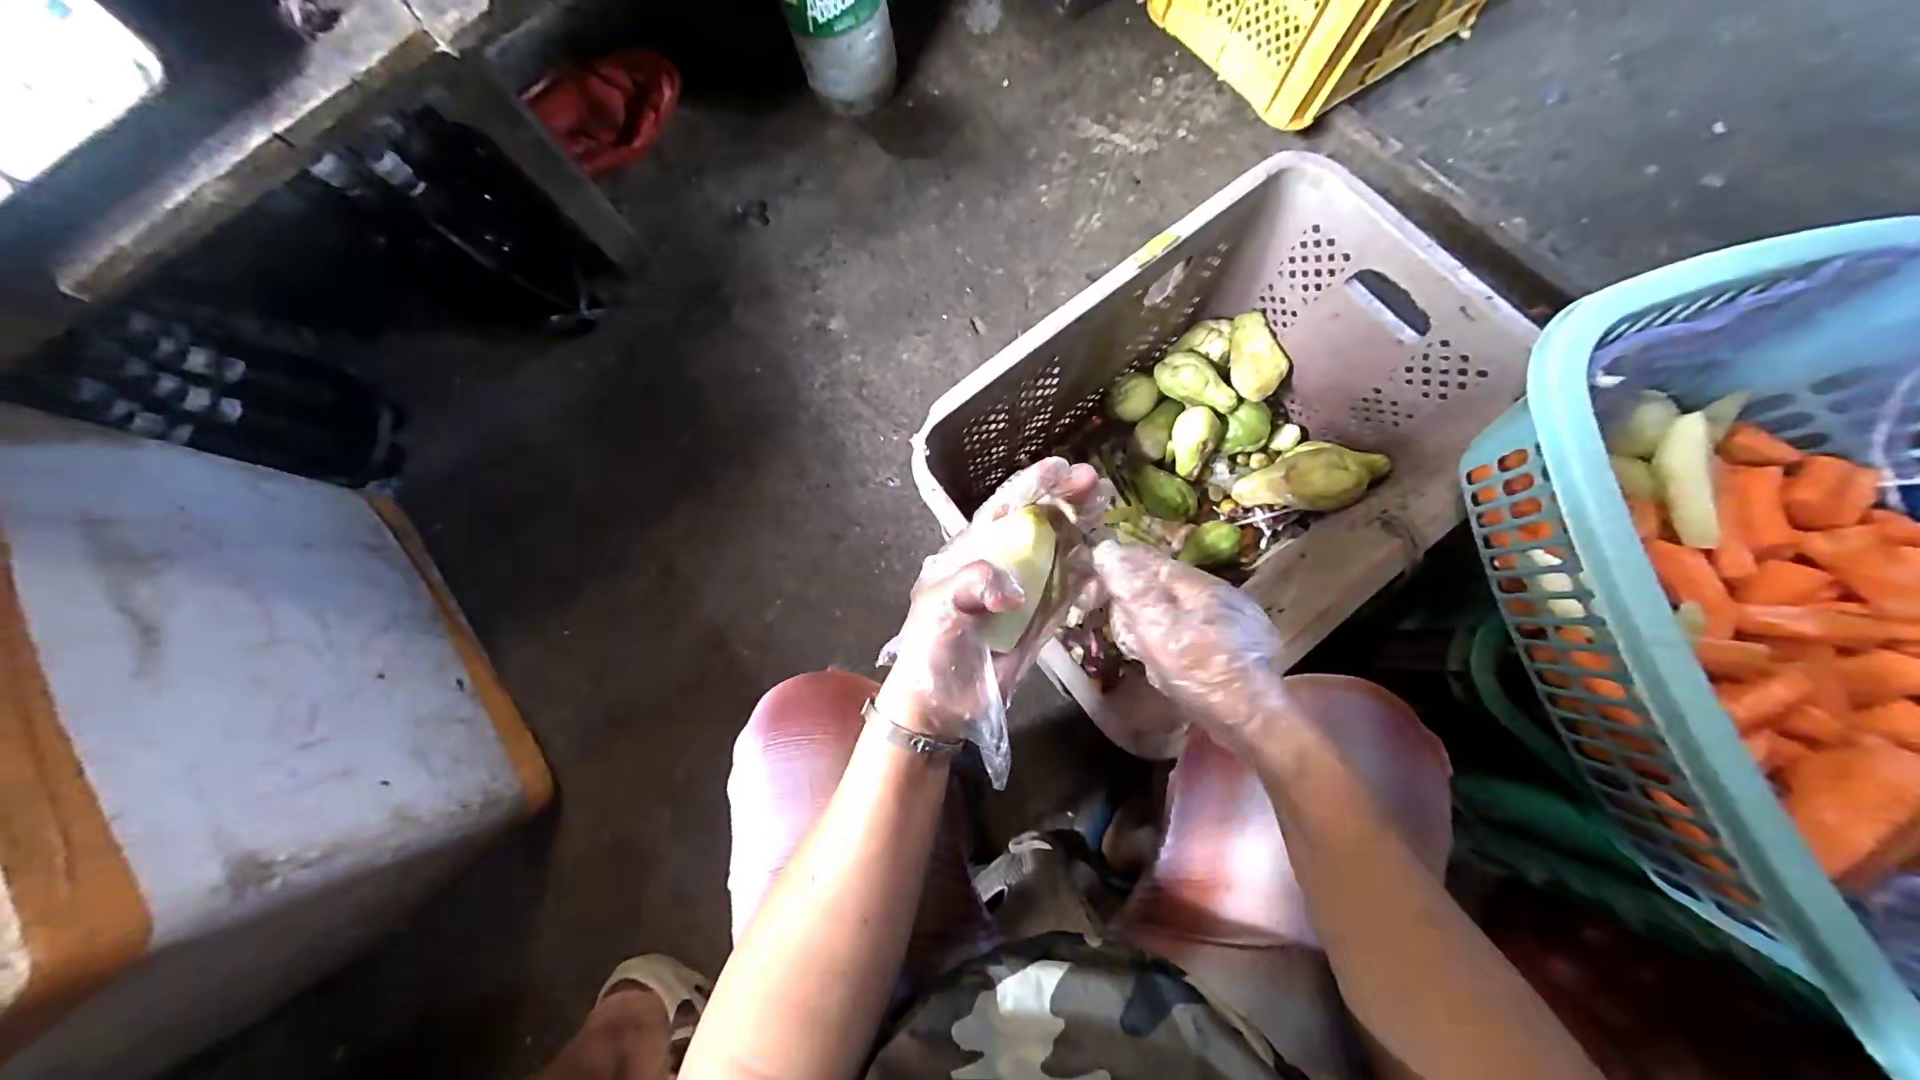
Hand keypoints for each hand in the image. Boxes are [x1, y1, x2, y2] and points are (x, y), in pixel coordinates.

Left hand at [875, 458, 1106, 740]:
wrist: (941, 707)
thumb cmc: (930, 651)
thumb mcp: (938, 608)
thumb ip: (972, 584)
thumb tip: (1015, 589)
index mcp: (967, 556)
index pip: (1001, 511)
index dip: (1029, 486)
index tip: (1060, 467)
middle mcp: (997, 569)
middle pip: (1035, 526)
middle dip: (1064, 501)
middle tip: (1096, 483)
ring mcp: (1020, 596)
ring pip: (1055, 555)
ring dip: (1080, 532)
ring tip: (1105, 510)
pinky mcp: (1037, 625)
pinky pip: (1065, 595)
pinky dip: (1083, 578)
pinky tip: (1100, 563)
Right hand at [1091, 540, 1295, 748]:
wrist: (1253, 719)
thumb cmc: (1200, 671)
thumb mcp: (1157, 628)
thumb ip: (1130, 588)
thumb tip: (1106, 550)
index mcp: (1194, 583)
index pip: (1143, 561)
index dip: (1111, 574)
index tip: (1088, 597)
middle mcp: (1213, 594)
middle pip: (1154, 586)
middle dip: (1129, 607)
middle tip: (1123, 635)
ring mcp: (1226, 620)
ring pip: (1167, 611)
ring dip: (1145, 628)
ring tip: (1143, 654)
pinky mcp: (1230, 647)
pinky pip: (1183, 634)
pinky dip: (1165, 644)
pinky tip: (1166, 666)